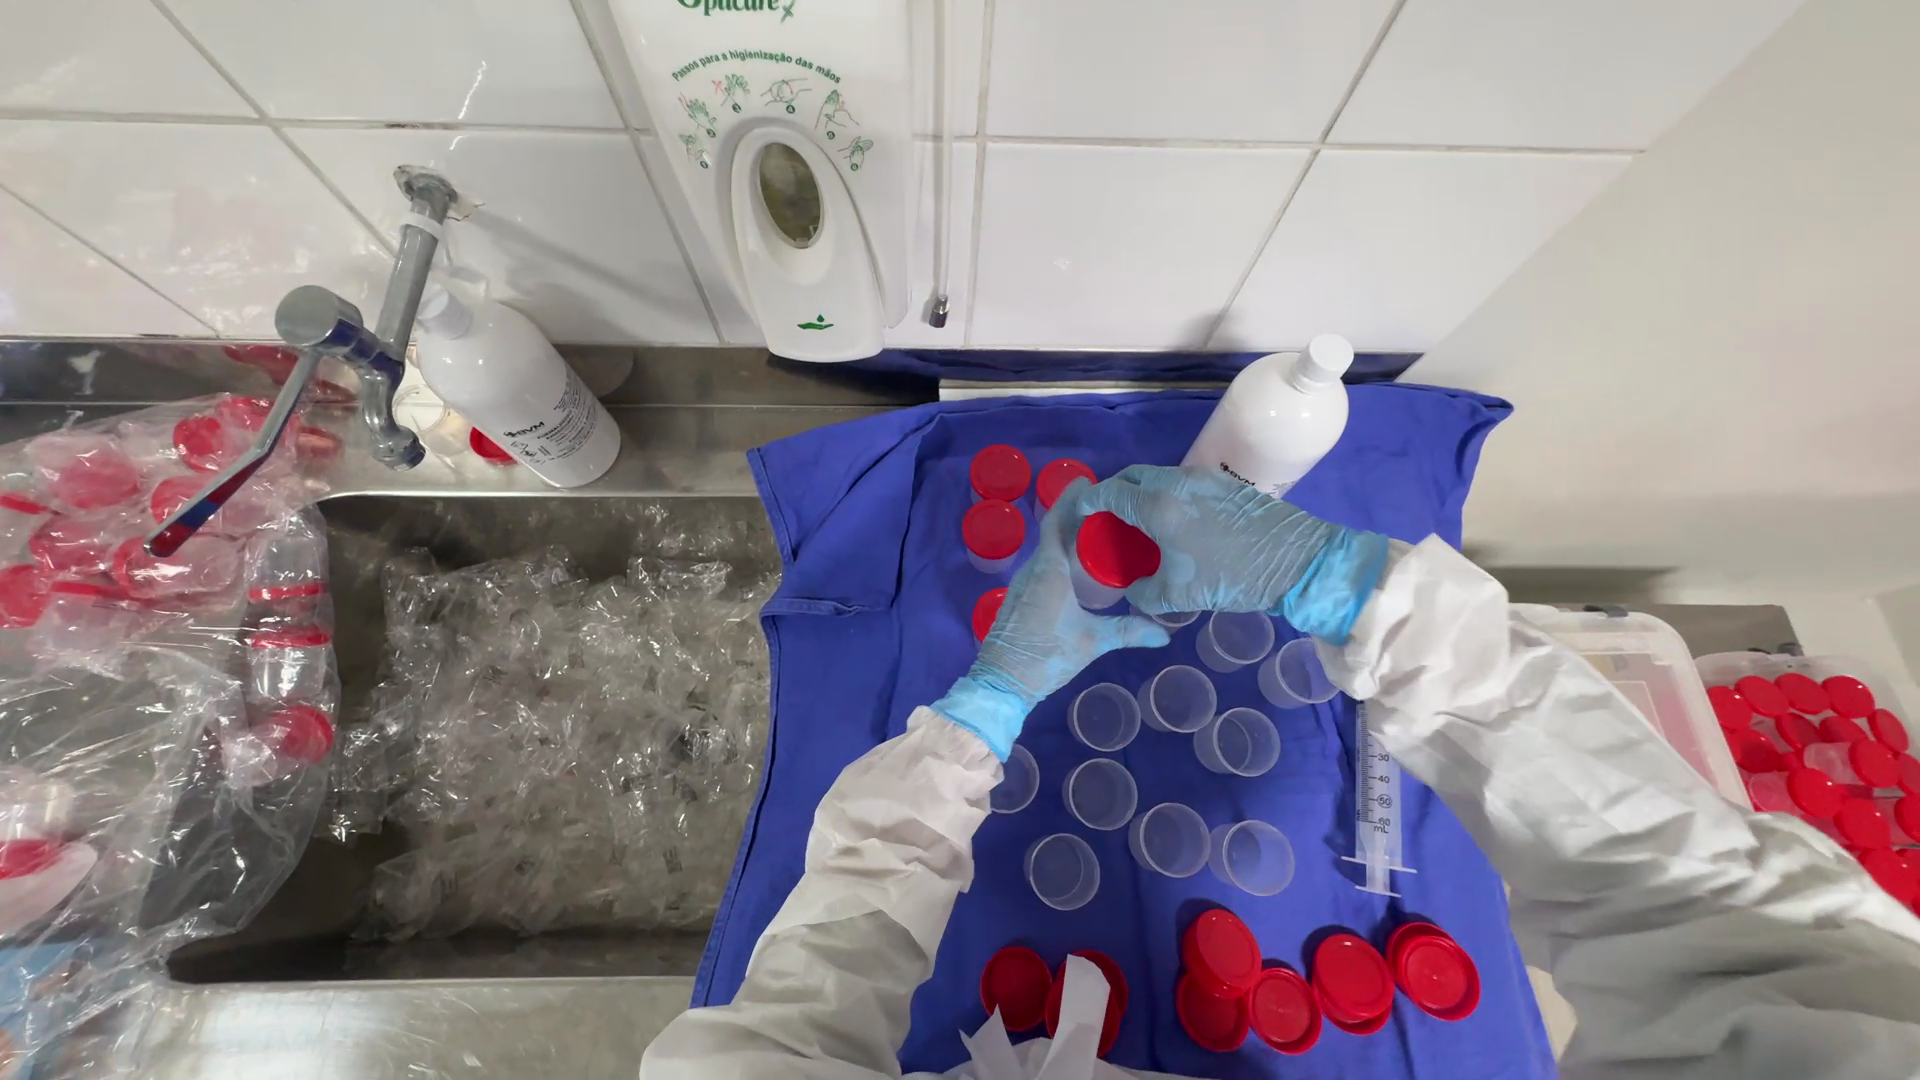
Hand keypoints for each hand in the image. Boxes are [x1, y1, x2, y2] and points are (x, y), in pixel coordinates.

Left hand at [932, 486, 1168, 759]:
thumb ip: (1128, 632)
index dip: (1070, 500)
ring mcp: (1022, 584)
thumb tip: (1165, 633)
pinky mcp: (1019, 598)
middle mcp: (1032, 569)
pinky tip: (1075, 565)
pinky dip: (1058, 556)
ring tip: (1096, 531)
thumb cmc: (1046, 656)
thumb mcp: (1091, 642)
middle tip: (1105, 507)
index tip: (1088, 482)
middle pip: (1053, 532)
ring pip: (1046, 550)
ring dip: (1066, 537)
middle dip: (1075, 516)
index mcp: (1049, 569)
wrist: (1002, 682)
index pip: (1057, 522)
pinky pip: (1041, 566)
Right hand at [1069, 465, 1389, 643]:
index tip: (1081, 509)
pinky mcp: (1226, 484)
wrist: (1298, 562)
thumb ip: (1144, 595)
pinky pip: (1182, 480)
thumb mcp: (1179, 596)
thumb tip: (1133, 591)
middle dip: (1115, 489)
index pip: (1111, 493)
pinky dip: (1166, 491)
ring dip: (1142, 489)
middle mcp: (1176, 484)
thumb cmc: (1231, 578)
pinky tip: (1173, 516)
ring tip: (1139, 515)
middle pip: (1133, 475)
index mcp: (1157, 507)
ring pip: (1159, 475)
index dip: (1090, 500)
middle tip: (1108, 512)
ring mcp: (1204, 479)